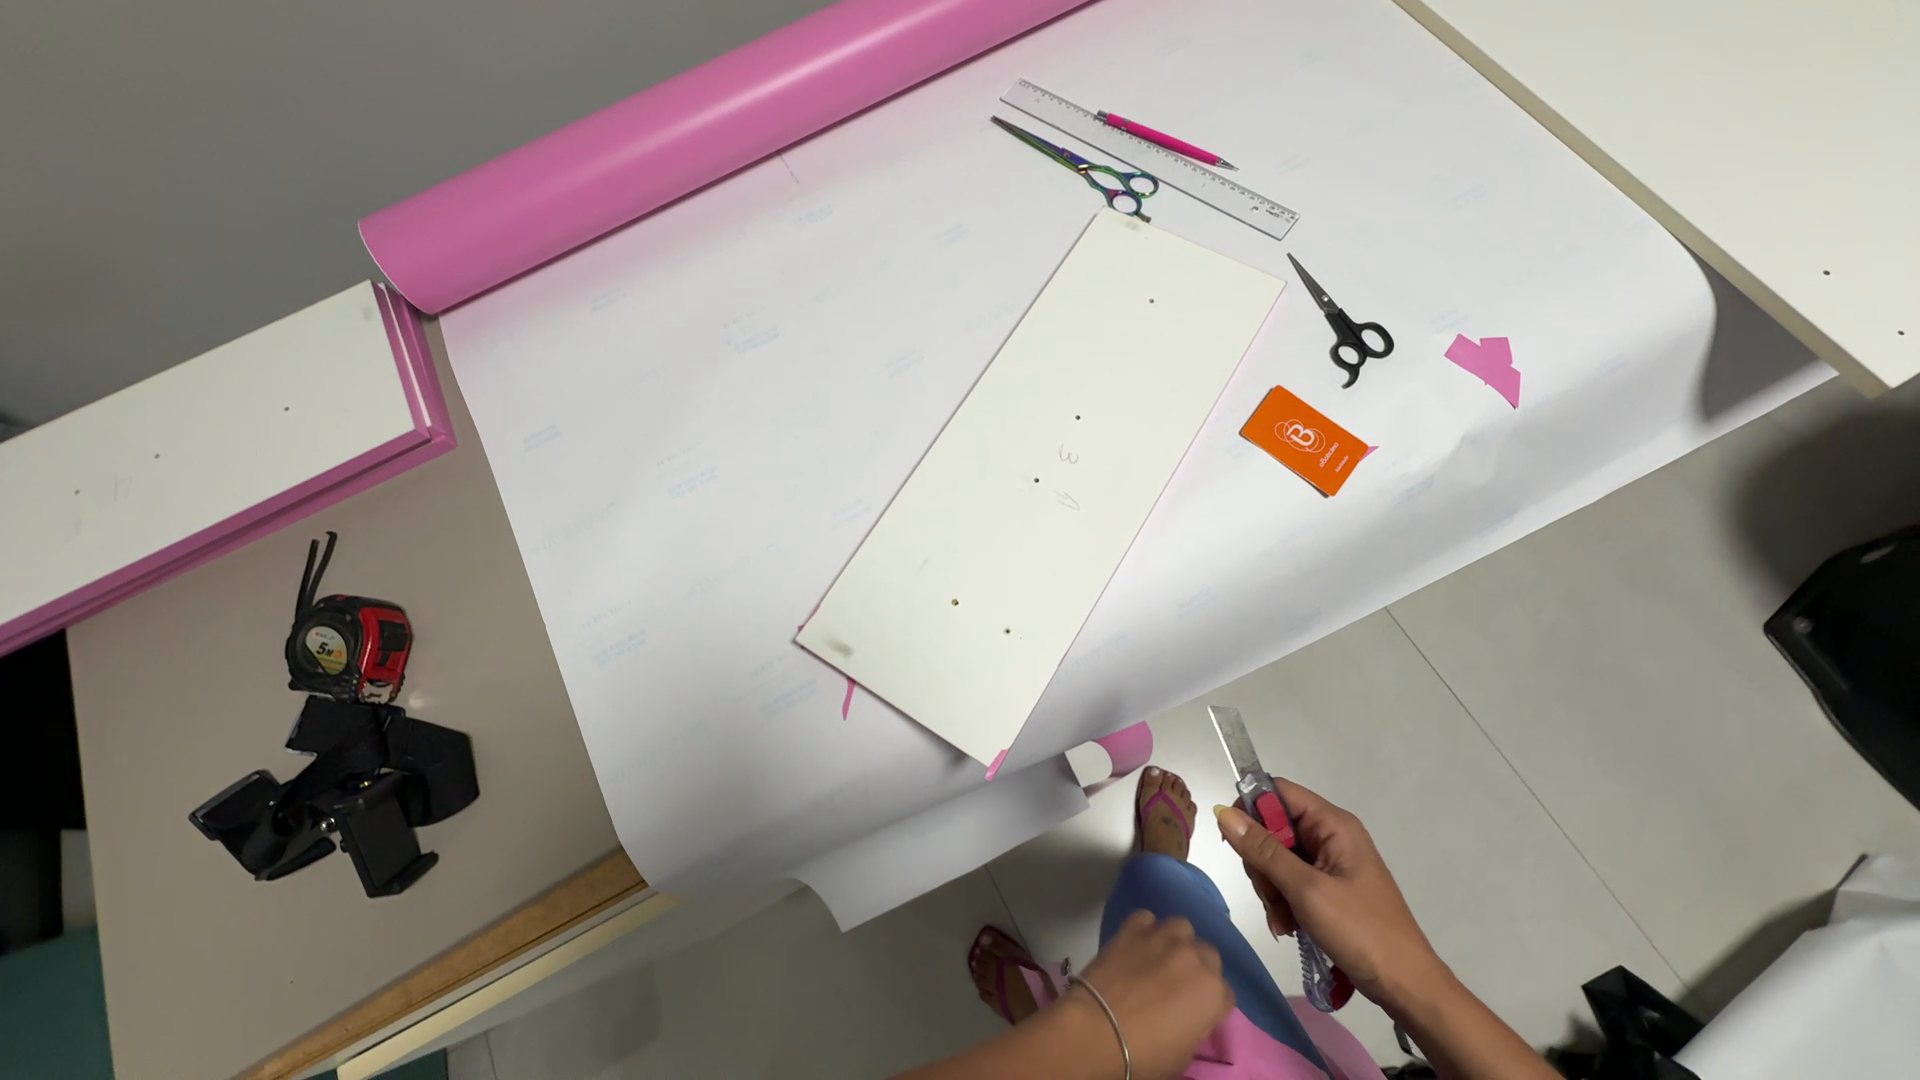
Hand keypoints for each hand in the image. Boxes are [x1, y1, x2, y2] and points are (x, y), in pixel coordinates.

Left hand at [1065, 910, 1234, 1079]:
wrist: (1099, 1029)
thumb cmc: (1145, 1053)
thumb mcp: (1184, 1054)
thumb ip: (1195, 1025)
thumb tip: (1188, 1015)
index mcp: (1214, 992)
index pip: (1226, 994)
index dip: (1211, 1004)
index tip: (1197, 1012)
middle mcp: (1194, 957)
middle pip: (1208, 954)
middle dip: (1199, 968)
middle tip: (1180, 984)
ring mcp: (1163, 937)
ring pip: (1182, 927)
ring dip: (1177, 941)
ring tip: (1162, 957)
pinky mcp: (1133, 928)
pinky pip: (1146, 919)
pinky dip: (1145, 929)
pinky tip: (1137, 944)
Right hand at [1214, 782, 1445, 1009]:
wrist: (1407, 986)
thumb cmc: (1361, 931)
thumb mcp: (1306, 889)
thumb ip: (1264, 850)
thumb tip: (1224, 813)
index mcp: (1332, 824)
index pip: (1278, 792)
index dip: (1250, 807)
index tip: (1233, 839)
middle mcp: (1330, 836)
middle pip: (1274, 827)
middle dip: (1261, 860)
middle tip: (1267, 892)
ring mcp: (1330, 863)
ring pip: (1277, 858)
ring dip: (1270, 888)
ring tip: (1281, 919)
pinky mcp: (1328, 888)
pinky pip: (1290, 881)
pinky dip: (1282, 902)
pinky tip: (1287, 927)